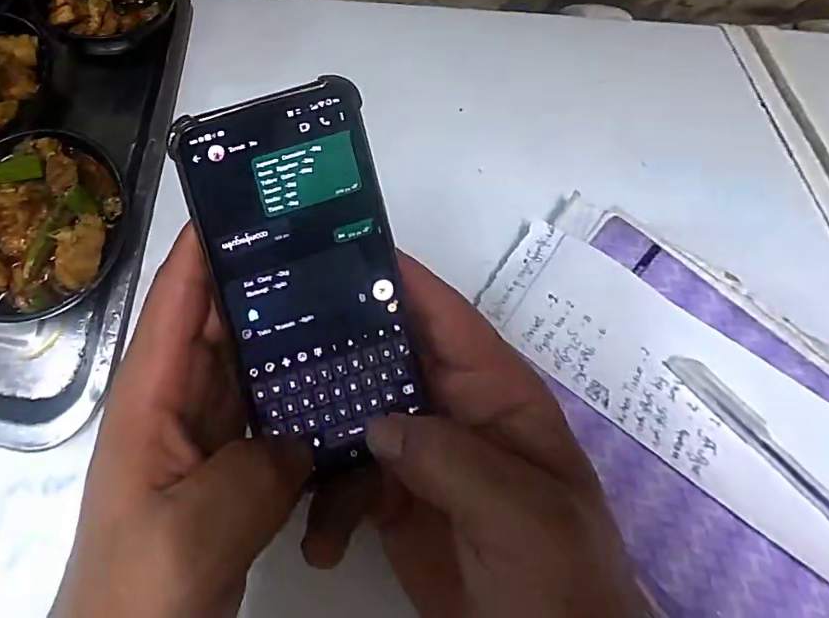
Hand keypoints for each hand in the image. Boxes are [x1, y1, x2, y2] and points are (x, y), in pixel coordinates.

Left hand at [52, 225, 311, 617]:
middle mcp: (169, 399)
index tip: (238, 207)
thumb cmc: (136, 587)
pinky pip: (257, 413)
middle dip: (250, 281)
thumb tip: (300, 440)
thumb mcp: (190, 532)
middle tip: (307, 247)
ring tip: (327, 298)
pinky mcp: (221, 467)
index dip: (200, 250)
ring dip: (273, 333)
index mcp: (147, 393)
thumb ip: (251, 476)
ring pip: (237, 364)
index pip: (173, 301)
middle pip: (211, 322)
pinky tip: (326, 381)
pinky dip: (286, 392)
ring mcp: (196, 434)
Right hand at [302, 253, 643, 617]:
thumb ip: (453, 458)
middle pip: (378, 349)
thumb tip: (376, 427)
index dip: (392, 274)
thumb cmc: (562, 583)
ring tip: (268, 417)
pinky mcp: (387, 491)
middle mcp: (444, 405)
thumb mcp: (524, 515)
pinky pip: (340, 470)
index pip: (439, 314)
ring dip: (310, 416)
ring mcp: (413, 447)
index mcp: (489, 390)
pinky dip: (322, 496)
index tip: (332, 244)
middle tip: (266, 317)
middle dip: (328, 336)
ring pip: (347, 404)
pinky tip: (314, 528)